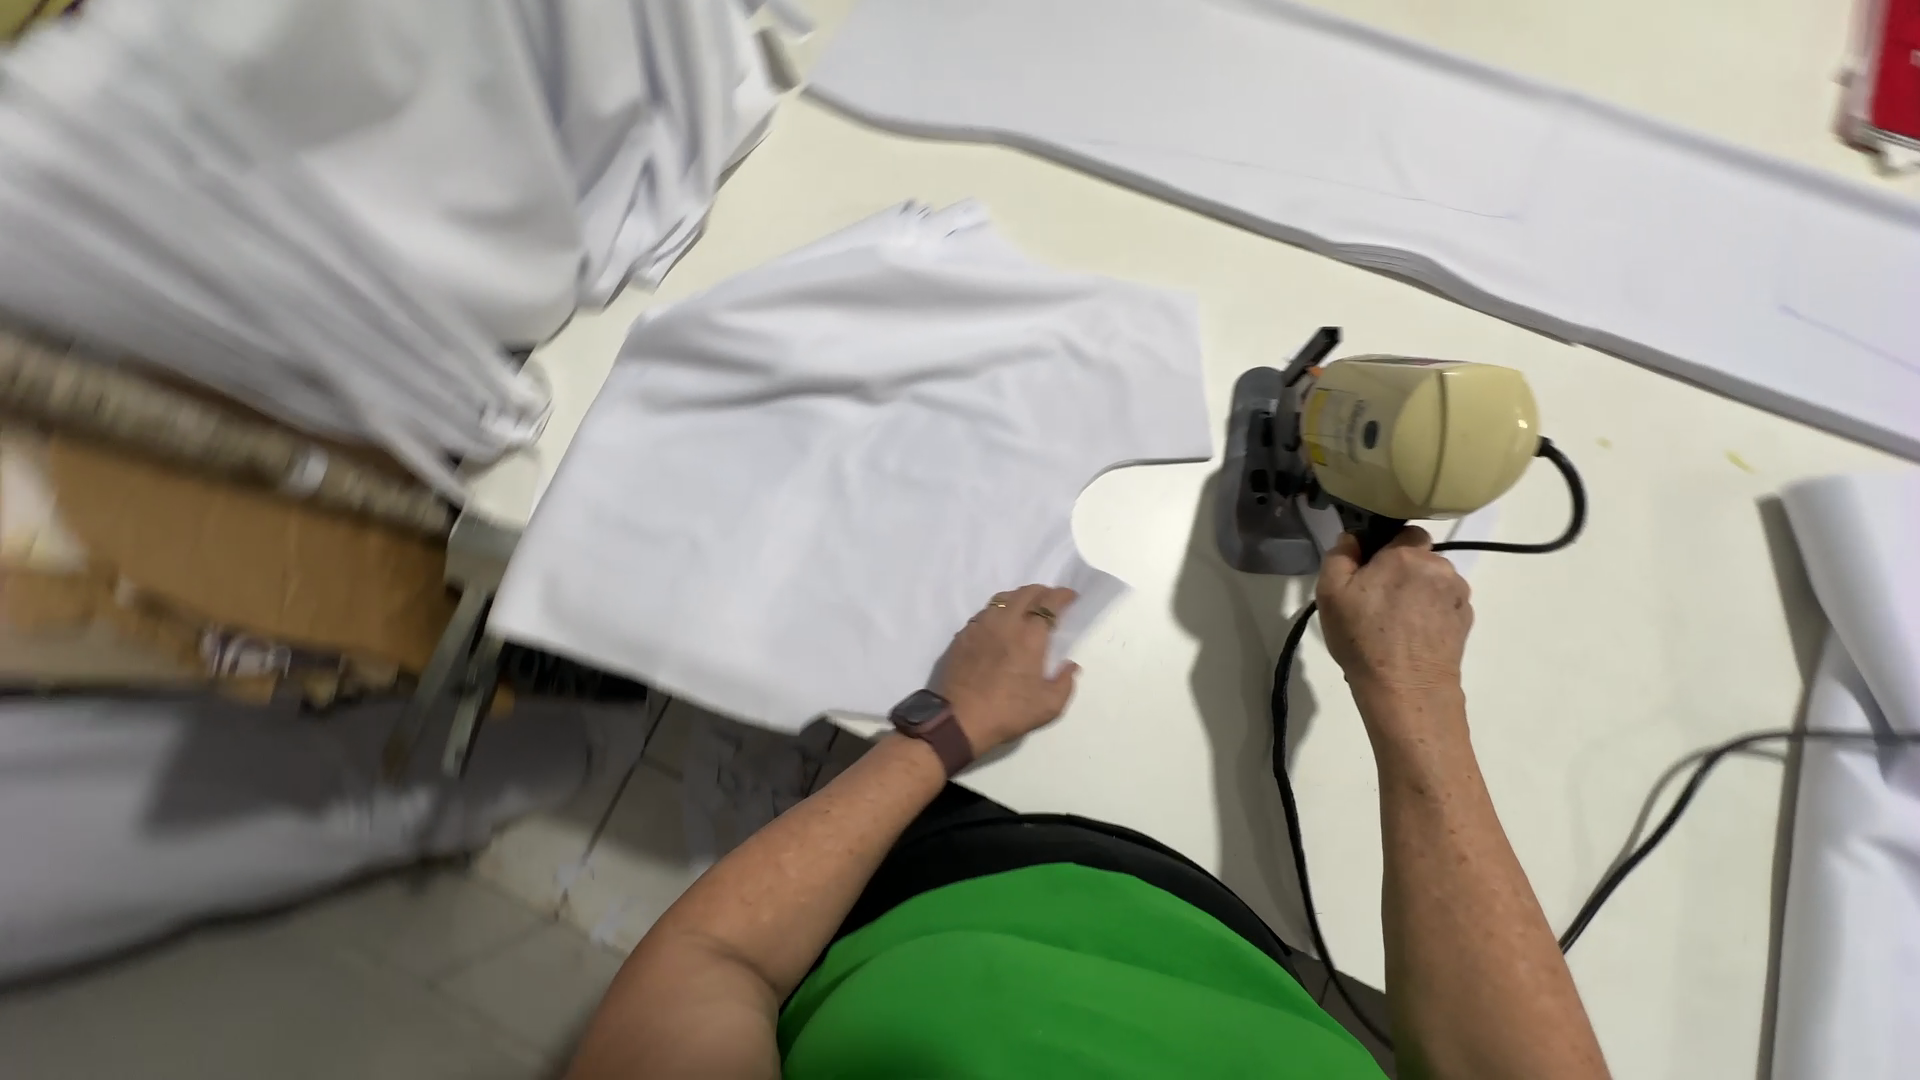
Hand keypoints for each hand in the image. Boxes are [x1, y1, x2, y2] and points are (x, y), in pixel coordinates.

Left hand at [936, 584, 1079, 755]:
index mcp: (1030, 636)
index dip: (1063, 595)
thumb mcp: (1049, 706)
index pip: (1049, 603)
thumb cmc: (1008, 712)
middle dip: (1042, 592)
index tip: (1071, 597)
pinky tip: (999, 626)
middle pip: (1025, 593)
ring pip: (1002, 598)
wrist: (959, 719)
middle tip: (1050, 601)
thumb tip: (1070, 665)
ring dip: (1018, 598)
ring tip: (1026, 609)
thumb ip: (1065, 682)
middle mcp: (1005, 622)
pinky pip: (984, 613)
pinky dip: (998, 611)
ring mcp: (980, 626)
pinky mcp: (963, 635)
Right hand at [1316, 527, 1471, 706]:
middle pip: (1420, 558)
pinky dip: (1429, 612)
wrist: (1405, 688)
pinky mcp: (1466, 621)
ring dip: (1416, 591)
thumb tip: (1353, 538)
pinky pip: (1443, 604)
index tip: (1368, 569)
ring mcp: (1459, 596)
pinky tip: (1410, 635)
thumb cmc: (1362, 637)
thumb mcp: (1330, 593)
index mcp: (1407, 555)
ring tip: (1394, 621)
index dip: (1386, 547)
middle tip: (1375, 598)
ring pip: (1433, 581)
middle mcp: (1441, 568)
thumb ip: (1340, 555)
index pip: (1405, 531)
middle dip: (1401, 570)